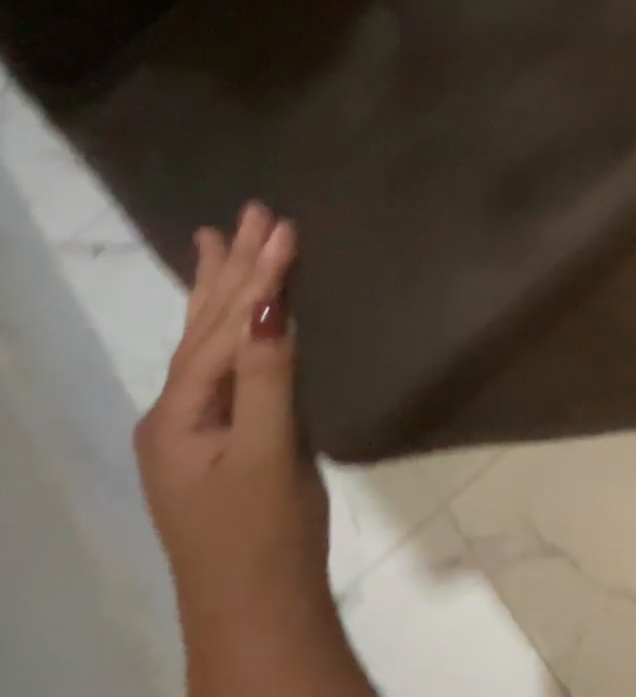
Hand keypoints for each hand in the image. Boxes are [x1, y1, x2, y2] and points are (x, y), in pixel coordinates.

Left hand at [135, 203, 364, 695]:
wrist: (255, 596)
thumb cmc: (264, 525)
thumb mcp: (269, 450)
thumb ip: (266, 377)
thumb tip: (268, 309)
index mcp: (181, 413)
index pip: (222, 327)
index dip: (257, 275)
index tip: (285, 224)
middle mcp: (175, 412)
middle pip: (203, 326)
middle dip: (229, 268)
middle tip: (249, 213)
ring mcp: (195, 427)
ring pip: (207, 343)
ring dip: (222, 291)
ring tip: (221, 244)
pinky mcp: (222, 437)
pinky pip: (223, 364)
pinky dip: (230, 328)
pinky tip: (237, 319)